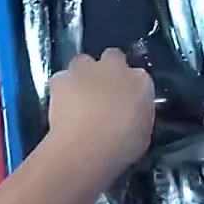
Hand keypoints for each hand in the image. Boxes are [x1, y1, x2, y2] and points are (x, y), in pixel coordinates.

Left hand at [46, 48, 154, 174]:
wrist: (88, 147)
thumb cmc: (121, 146)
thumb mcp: (142, 133)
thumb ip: (137, 114)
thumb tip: (131, 114)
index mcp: (141, 82)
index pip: (138, 75)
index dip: (128, 87)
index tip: (124, 99)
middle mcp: (114, 68)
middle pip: (112, 57)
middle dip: (107, 70)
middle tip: (102, 91)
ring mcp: (86, 70)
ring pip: (83, 62)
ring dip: (82, 74)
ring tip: (78, 96)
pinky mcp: (61, 79)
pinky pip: (60, 78)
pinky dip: (60, 88)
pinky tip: (60, 104)